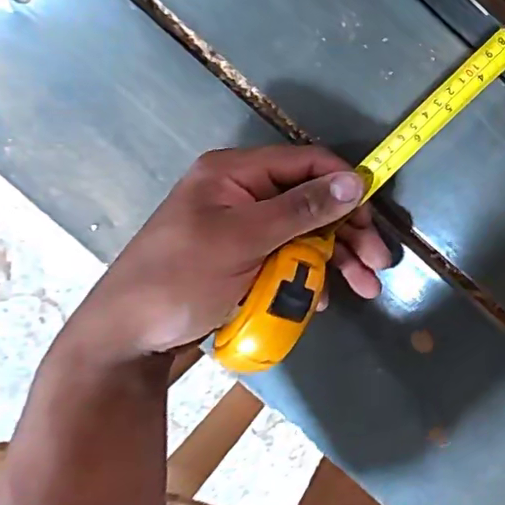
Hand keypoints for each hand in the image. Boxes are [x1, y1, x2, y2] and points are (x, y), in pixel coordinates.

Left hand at [61, 146, 393, 364]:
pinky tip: (323, 298)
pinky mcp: (250, 258)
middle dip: (350, 233)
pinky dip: (313, 276)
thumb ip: (303, 209)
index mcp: (236, 174)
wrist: (125, 340)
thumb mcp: (244, 240)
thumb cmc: (179, 279)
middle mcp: (246, 194)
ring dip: (340, 260)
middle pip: (315, 202)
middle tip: (379, 262)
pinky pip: (293, 258)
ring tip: (366, 288)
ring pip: (310, 234)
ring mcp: (248, 228)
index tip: (371, 217)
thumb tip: (356, 180)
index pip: (308, 164)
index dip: (345, 185)